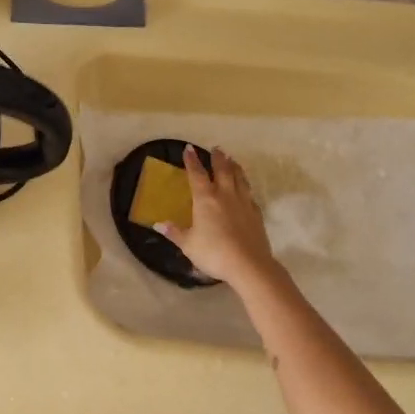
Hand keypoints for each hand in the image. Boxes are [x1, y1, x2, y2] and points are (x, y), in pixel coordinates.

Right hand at [157, 146, 279, 286]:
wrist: (249, 266)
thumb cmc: (214, 252)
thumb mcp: (188, 244)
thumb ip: (174, 232)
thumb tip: (157, 224)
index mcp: (205, 198)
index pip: (197, 173)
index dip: (192, 160)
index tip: (189, 148)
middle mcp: (225, 195)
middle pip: (223, 170)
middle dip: (218, 158)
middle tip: (216, 148)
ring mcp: (243, 203)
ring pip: (240, 178)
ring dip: (235, 167)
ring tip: (232, 160)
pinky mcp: (256, 214)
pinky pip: (250, 194)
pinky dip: (246, 187)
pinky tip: (246, 189)